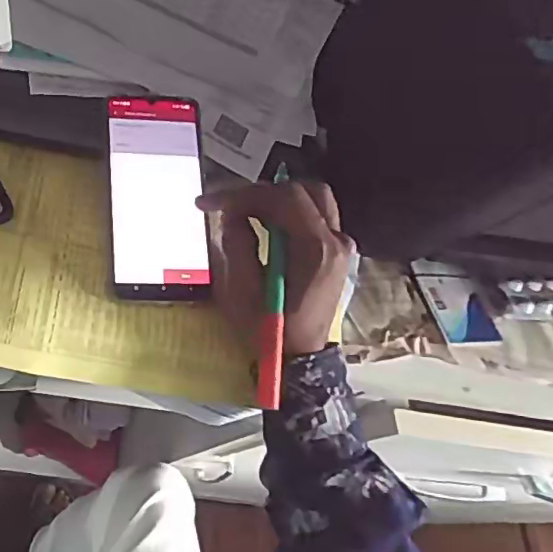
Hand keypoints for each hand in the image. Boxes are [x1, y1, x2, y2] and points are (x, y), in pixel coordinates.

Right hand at [198, 180, 354, 357]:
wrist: (302, 359)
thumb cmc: (270, 331)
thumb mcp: (242, 292)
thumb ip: (238, 245)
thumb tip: (232, 214)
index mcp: (316, 249)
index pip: (284, 198)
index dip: (244, 194)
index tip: (210, 202)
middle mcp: (336, 241)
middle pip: (301, 191)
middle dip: (259, 193)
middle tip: (226, 205)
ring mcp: (341, 245)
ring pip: (313, 198)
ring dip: (277, 199)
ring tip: (245, 211)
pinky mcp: (337, 252)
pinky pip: (316, 216)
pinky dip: (290, 212)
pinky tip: (266, 223)